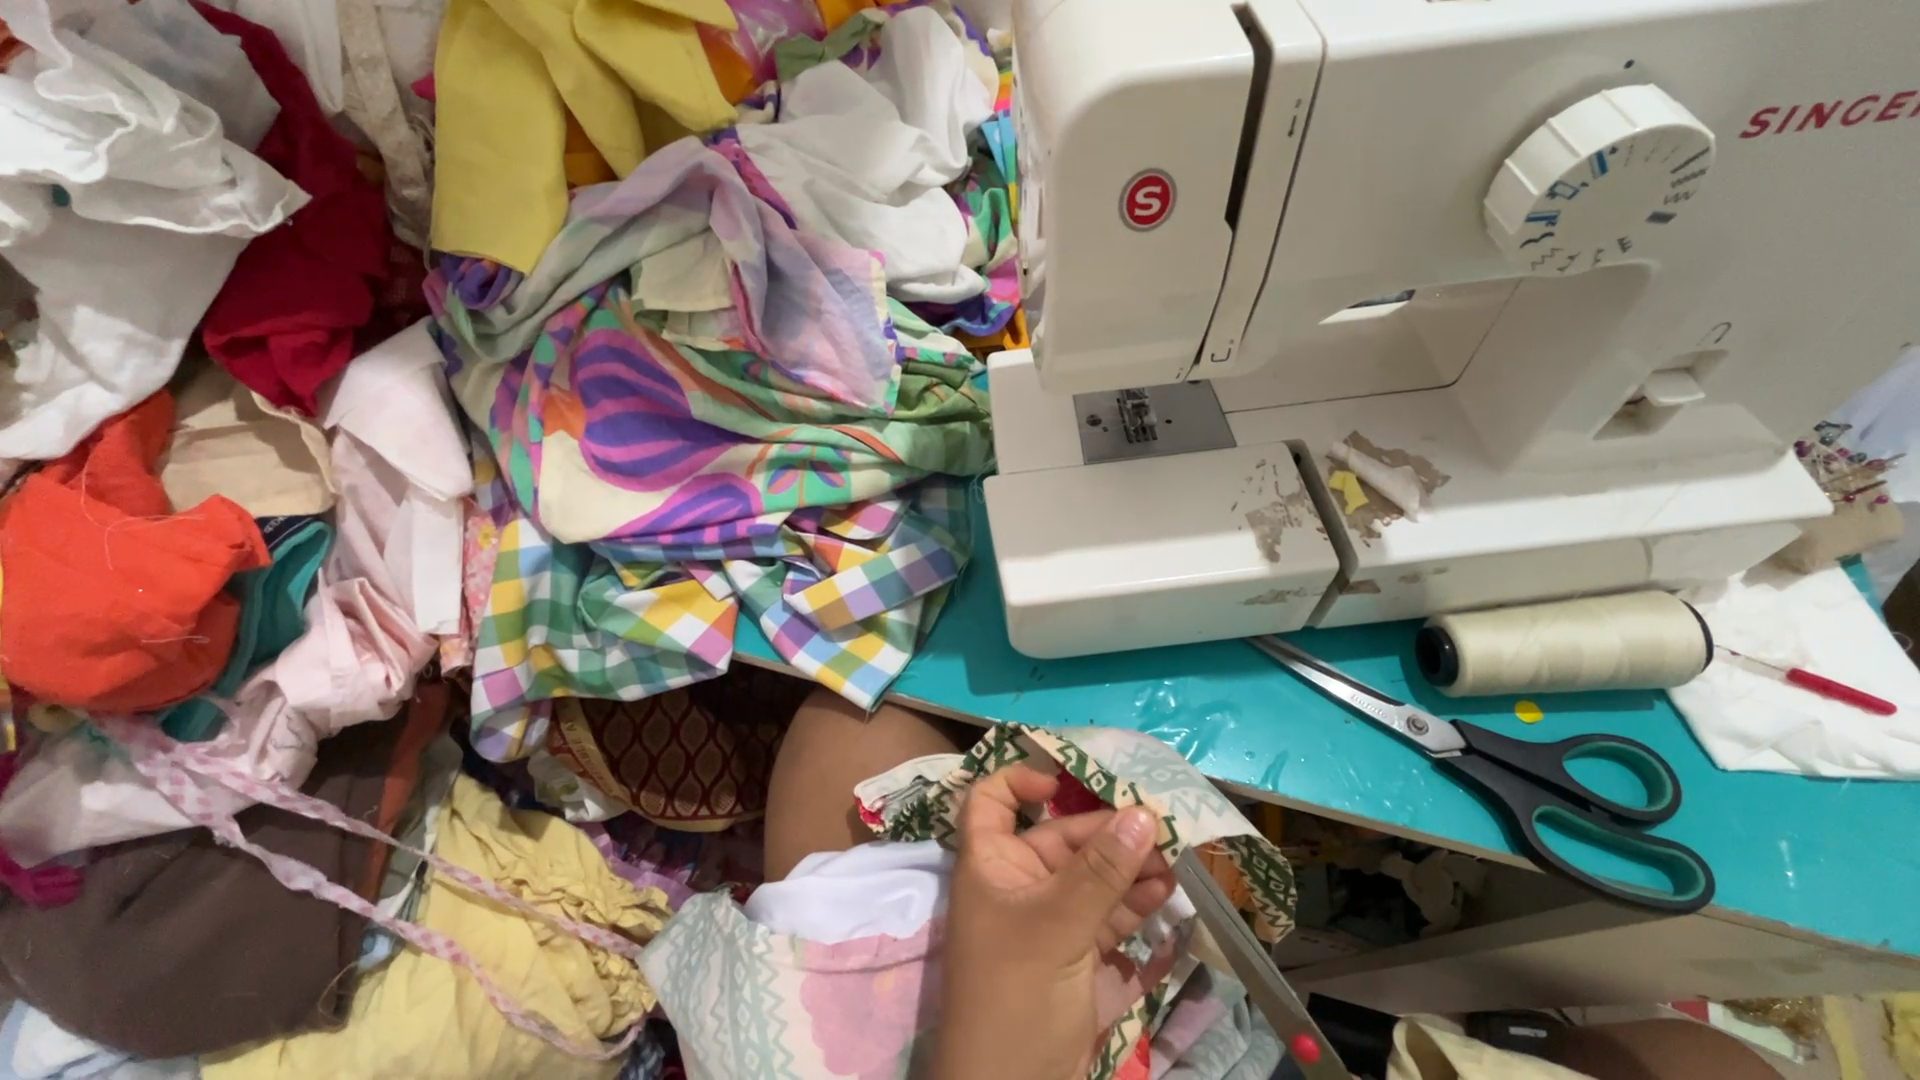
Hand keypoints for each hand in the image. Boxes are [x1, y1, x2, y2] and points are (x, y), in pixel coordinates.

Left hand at [931, 764, 1177, 1079]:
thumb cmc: (1016, 994)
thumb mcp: (1057, 927)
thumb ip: (1102, 871)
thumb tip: (1144, 813)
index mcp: (991, 863)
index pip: (990, 801)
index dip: (1019, 782)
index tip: (1062, 784)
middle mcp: (1017, 881)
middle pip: (1061, 837)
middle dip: (1108, 831)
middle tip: (1163, 827)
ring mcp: (1048, 917)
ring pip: (1091, 874)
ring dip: (1130, 865)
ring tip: (1175, 857)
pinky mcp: (1076, 949)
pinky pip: (1106, 910)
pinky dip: (1134, 899)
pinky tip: (1167, 889)